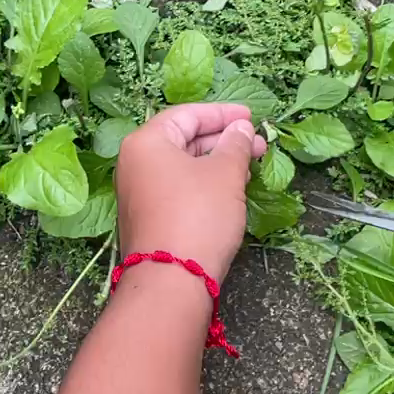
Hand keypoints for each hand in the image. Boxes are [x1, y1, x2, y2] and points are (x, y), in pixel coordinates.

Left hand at [115, 102, 264, 281]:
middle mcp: (135, 162)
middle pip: (183, 138)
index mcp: (146, 142)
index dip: (222, 113)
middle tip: (258, 142)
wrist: (171, 281)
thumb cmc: (198, 216)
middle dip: (223, 139)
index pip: (187, 115)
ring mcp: (139, 191)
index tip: (251, 116)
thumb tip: (241, 128)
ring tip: (252, 163)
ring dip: (217, 161)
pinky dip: (205, 181)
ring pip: (183, 165)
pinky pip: (178, 186)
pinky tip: (232, 186)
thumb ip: (235, 144)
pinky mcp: (148, 215)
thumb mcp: (224, 174)